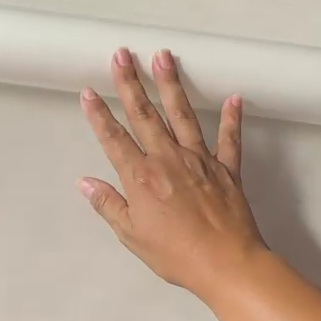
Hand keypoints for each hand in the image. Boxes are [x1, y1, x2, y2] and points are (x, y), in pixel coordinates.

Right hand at [78, 47, 266, 299]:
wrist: (227, 264)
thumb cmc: (177, 254)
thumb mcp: (132, 235)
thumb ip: (109, 205)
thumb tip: (87, 184)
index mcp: (141, 178)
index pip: (114, 139)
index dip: (99, 115)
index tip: (88, 93)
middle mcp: (168, 161)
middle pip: (145, 115)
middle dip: (130, 83)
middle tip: (121, 56)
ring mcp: (199, 161)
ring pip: (182, 115)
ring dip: (171, 85)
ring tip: (163, 58)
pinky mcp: (226, 170)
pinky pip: (229, 139)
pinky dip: (231, 118)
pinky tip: (233, 99)